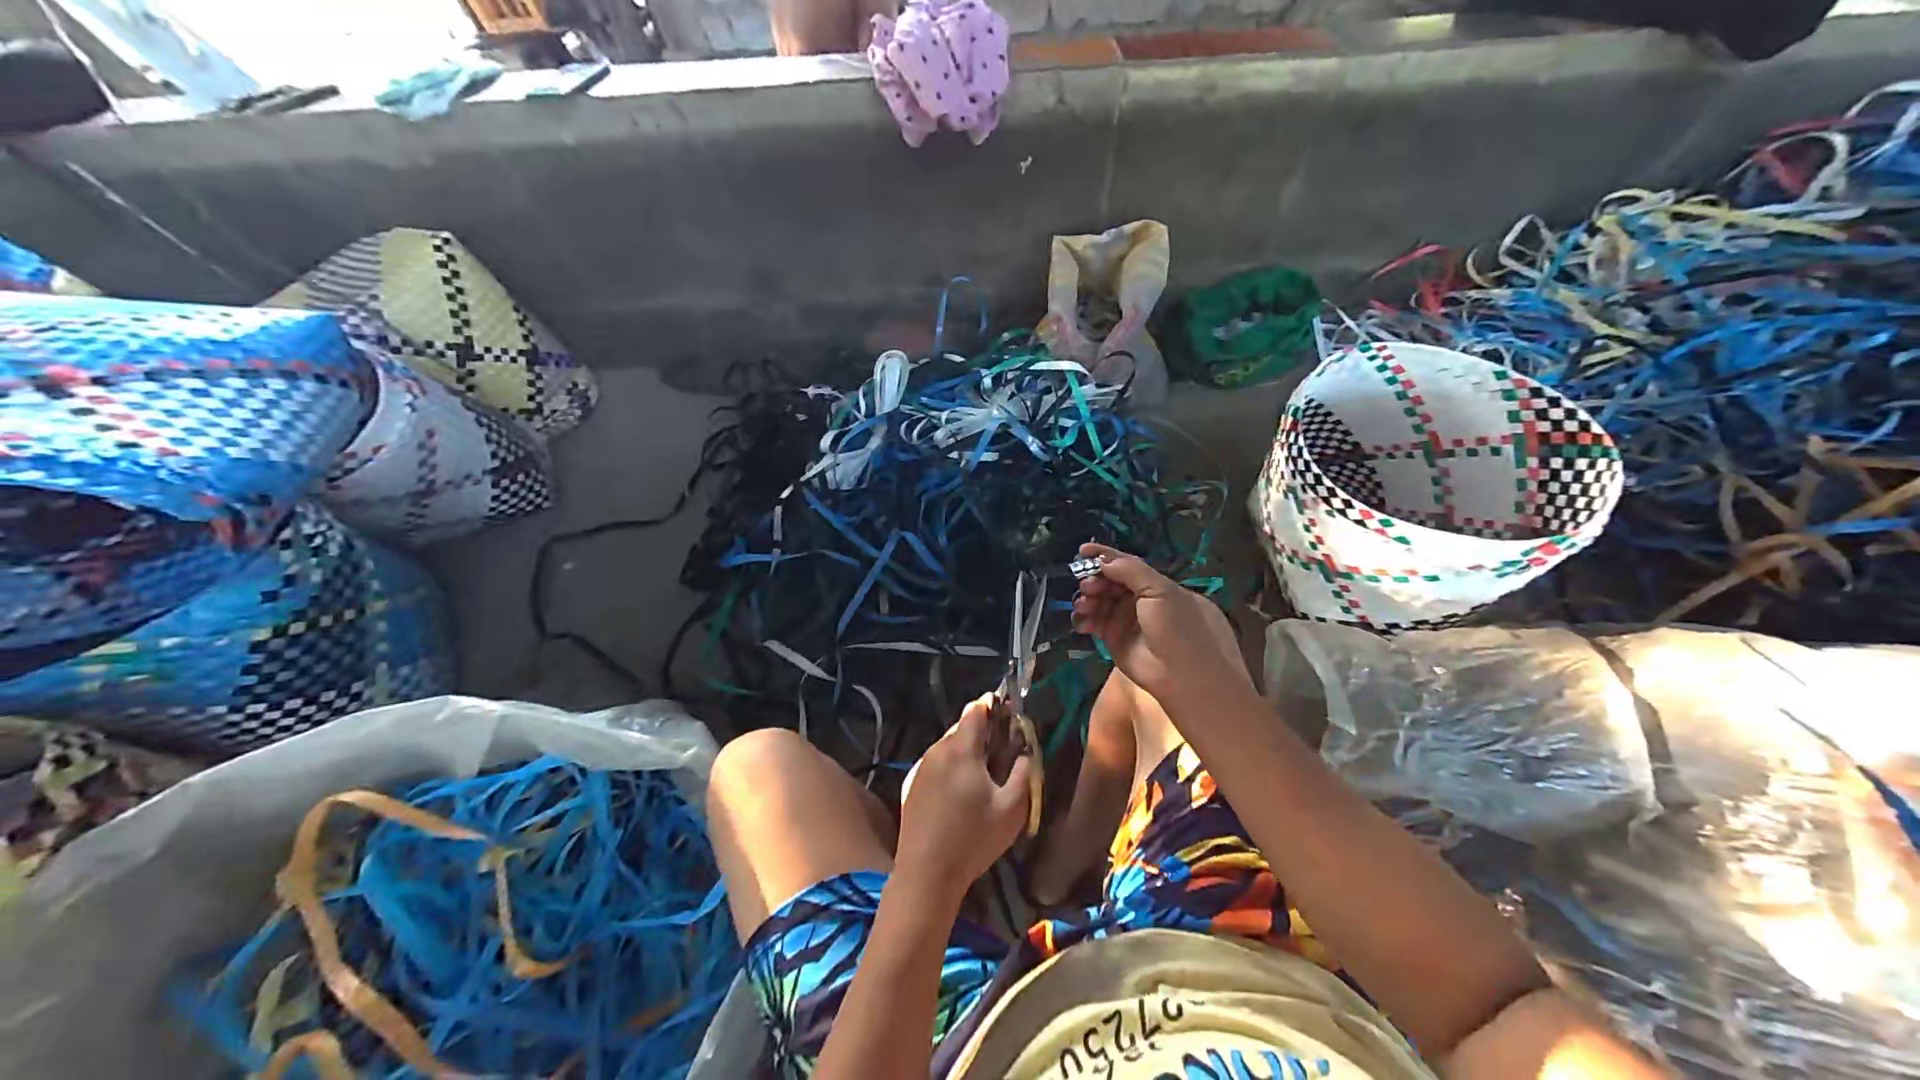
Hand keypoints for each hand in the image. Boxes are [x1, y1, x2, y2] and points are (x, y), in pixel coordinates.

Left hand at [896, 696, 1033, 900]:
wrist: (926, 872)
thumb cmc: (973, 838)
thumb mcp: (1012, 809)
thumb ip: (1023, 772)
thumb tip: (1025, 752)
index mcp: (961, 749)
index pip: (976, 710)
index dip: (994, 707)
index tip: (1009, 717)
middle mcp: (937, 750)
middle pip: (961, 728)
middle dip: (982, 734)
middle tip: (1001, 754)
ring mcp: (920, 768)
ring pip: (948, 747)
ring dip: (966, 753)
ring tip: (983, 777)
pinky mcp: (911, 785)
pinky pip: (936, 765)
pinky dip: (950, 769)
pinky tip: (960, 795)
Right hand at [1070, 543, 1252, 711]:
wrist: (1185, 676)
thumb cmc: (1178, 627)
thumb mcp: (1161, 590)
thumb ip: (1130, 570)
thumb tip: (1102, 560)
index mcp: (1156, 585)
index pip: (1126, 565)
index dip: (1105, 556)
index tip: (1083, 550)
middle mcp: (1141, 600)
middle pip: (1109, 582)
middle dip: (1094, 579)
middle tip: (1086, 585)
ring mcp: (1127, 620)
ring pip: (1100, 601)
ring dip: (1087, 599)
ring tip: (1083, 604)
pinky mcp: (1115, 639)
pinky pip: (1094, 623)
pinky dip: (1084, 620)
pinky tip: (1081, 622)